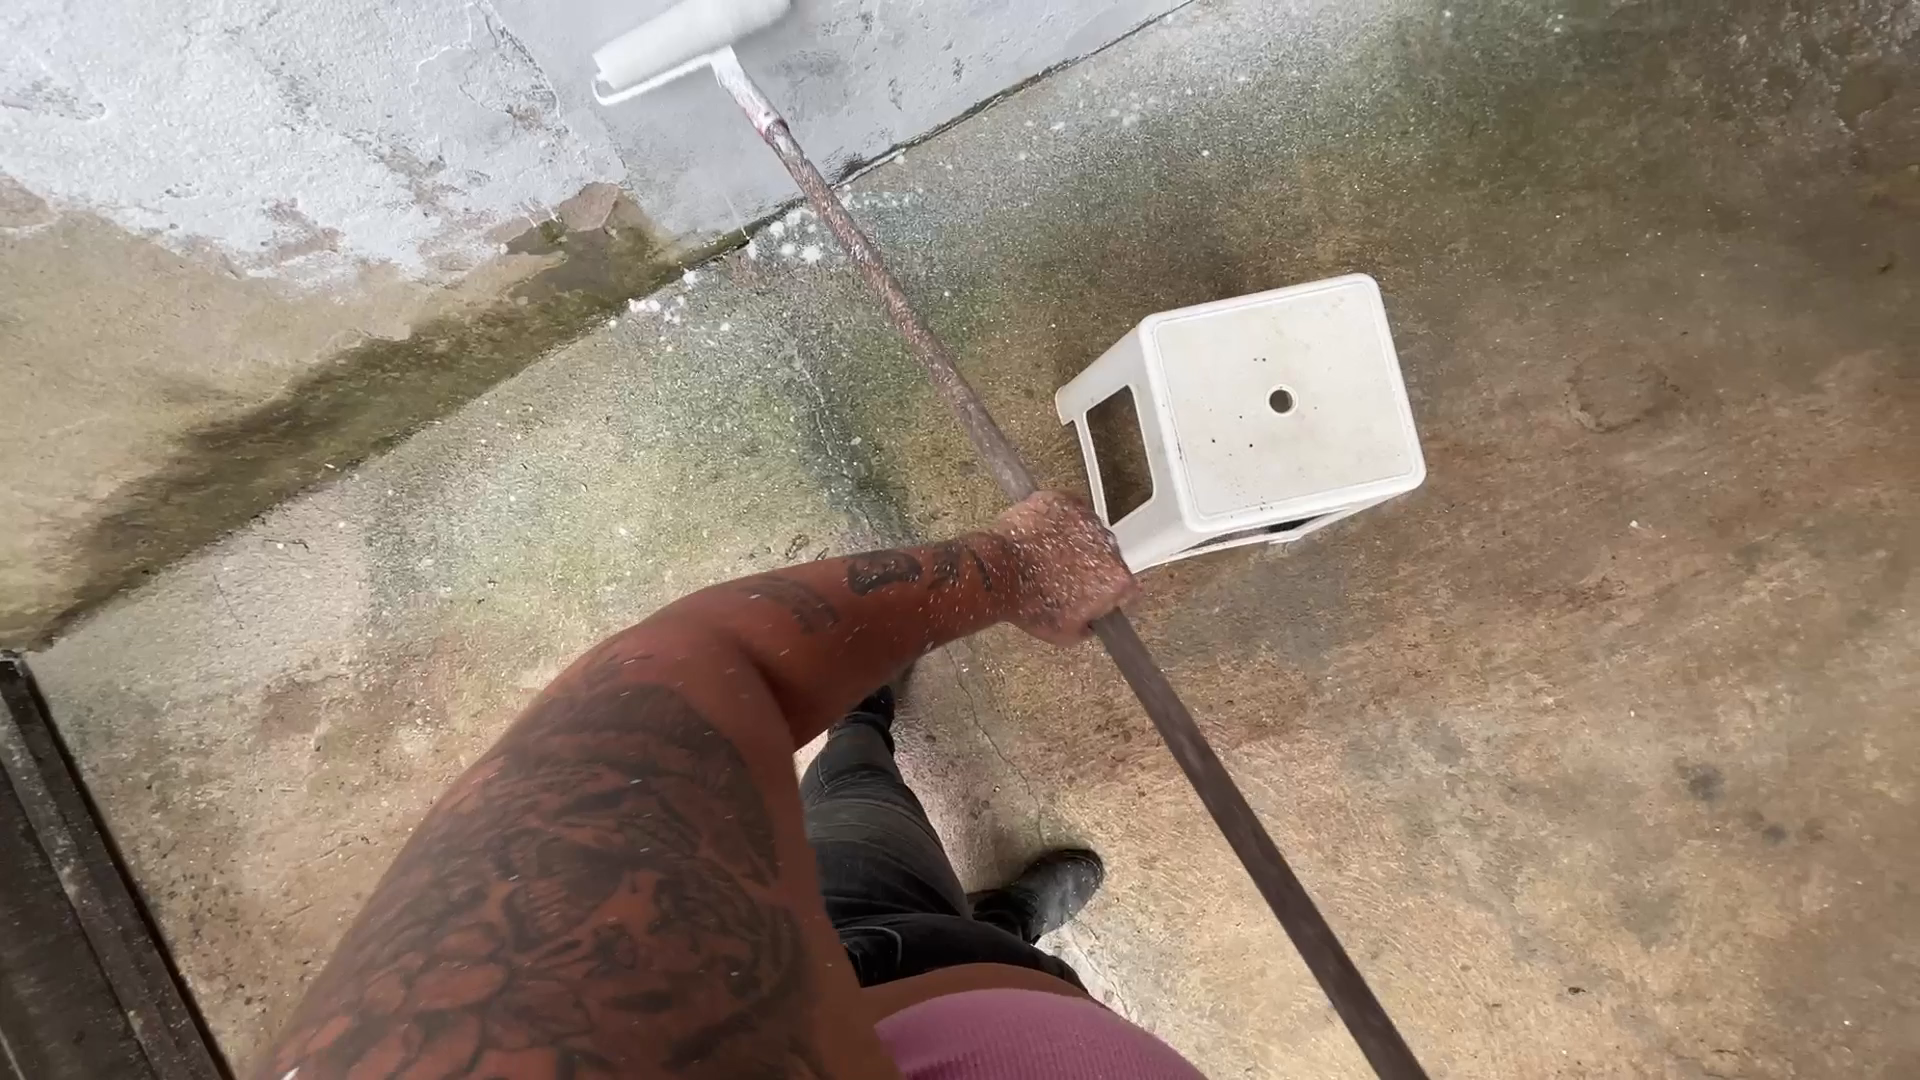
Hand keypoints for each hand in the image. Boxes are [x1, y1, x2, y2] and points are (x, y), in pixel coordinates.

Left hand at [987, 490, 1139, 644]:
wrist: (998, 574)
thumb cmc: (1028, 602)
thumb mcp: (1067, 634)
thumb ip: (1091, 625)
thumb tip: (1091, 619)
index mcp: (1116, 578)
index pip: (1127, 587)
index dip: (1110, 593)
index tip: (1097, 593)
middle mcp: (1108, 544)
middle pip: (1108, 555)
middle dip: (1090, 564)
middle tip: (1063, 575)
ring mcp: (1085, 518)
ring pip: (1087, 530)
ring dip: (1073, 540)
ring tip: (1046, 555)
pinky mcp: (1061, 501)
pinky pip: (1065, 510)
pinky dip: (1055, 520)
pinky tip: (1039, 536)